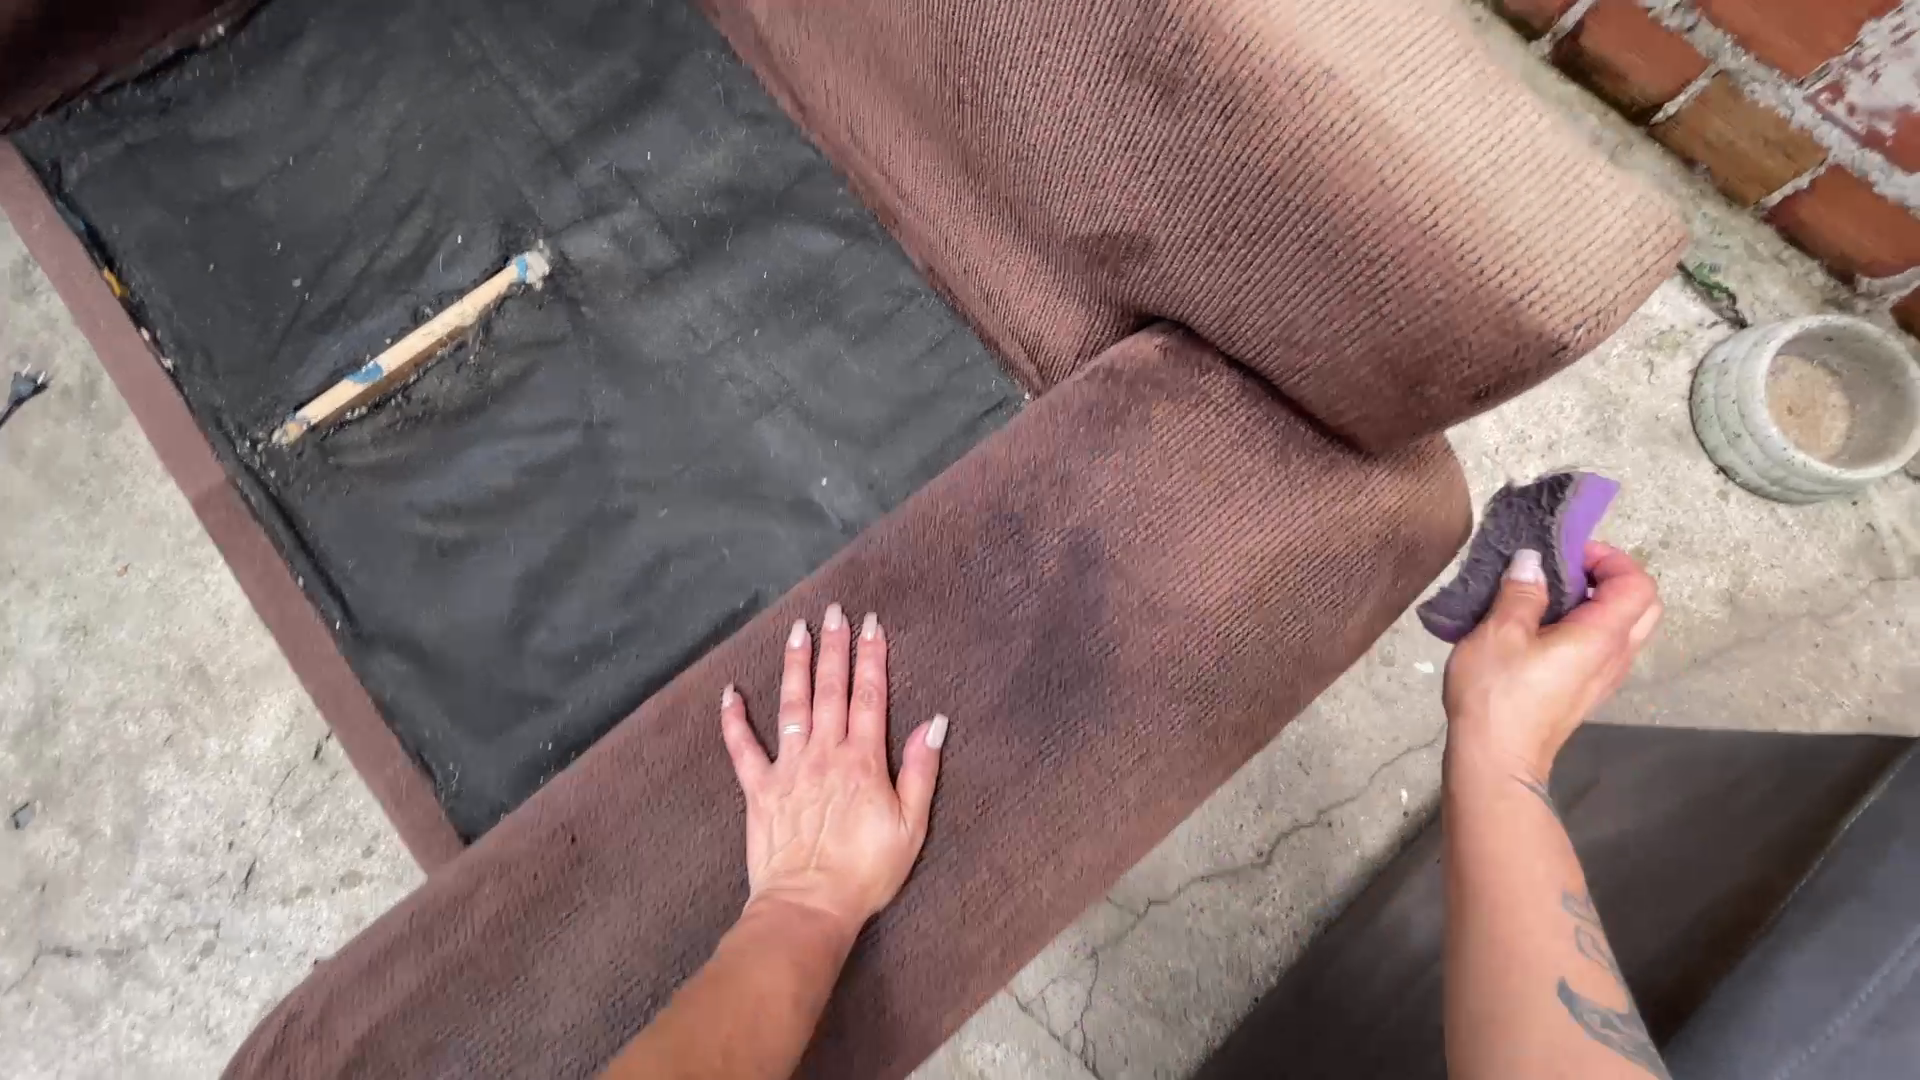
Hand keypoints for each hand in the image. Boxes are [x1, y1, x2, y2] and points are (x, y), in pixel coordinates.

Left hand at [719, 603, 947, 939]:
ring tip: (797, 630)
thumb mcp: (911, 826)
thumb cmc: (866, 871)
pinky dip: (734, 720)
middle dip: (834, 646)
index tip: (871, 624)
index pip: (870, 695)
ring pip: (792, 705)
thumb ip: (921, 770)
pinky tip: (730, 692)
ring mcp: (788, 768)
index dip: (871, 656)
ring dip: (795, 665)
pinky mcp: (759, 789)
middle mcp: (825, 753)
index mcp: (863, 760)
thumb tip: (934, 723)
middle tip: (834, 611)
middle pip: (831, 689)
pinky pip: (743, 748)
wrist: (809, 908)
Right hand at [1443, 543, 1661, 780]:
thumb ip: (1520, 594)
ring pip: (1625, 627)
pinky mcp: (1585, 690)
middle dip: (1611, 577)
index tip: (1564, 552)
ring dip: (1596, 601)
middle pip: (1642, 605)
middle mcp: (1616, 655)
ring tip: (1545, 596)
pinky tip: (1539, 629)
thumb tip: (1531, 561)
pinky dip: (1584, 624)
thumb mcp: (1498, 633)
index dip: (1609, 558)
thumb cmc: (1497, 691)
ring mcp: (1603, 676)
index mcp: (1601, 636)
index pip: (1637, 583)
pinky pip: (1603, 646)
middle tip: (1563, 570)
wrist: (1496, 754)